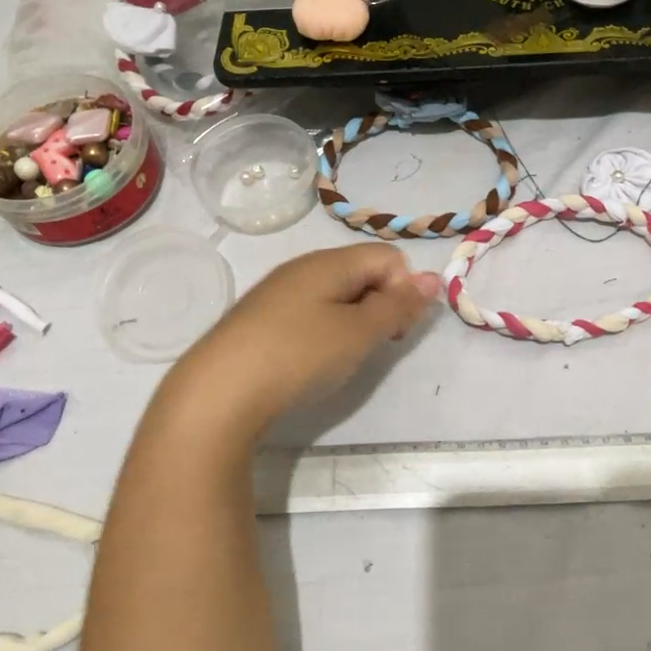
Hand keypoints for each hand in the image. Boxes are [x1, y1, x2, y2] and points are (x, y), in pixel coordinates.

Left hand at [161, 244, 440, 438]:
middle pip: (362, 272)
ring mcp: (278, 293)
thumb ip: (398, 305)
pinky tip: (310, 362)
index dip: (404, 289)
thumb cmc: (297, 356)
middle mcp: (303, 268)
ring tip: (341, 358)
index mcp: (329, 262)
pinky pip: (309, 312)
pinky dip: (323, 332)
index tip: (394, 330)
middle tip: (371, 346)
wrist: (217, 393)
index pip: (389, 257)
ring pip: (336, 295)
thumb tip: (433, 277)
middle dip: (380, 305)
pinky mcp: (261, 319)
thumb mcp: (358, 333)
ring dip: (353, 322)